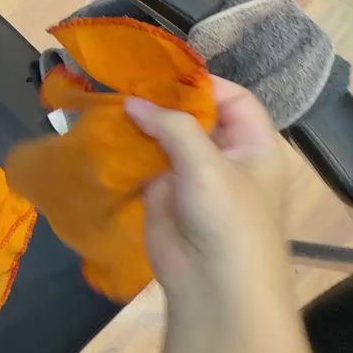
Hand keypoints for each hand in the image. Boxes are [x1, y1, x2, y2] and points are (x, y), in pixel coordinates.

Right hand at [125, 78, 291, 310]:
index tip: (158, 71)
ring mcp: (189, 172)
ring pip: (162, 135)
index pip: (233, 98)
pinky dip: (123, 145)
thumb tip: (133, 101)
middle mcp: (223, 154)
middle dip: (160, 98)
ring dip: (137, 121)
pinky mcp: (161, 189)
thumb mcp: (208, 166)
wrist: (212, 281)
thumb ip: (172, 127)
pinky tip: (99, 132)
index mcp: (253, 145)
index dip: (200, 82)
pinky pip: (141, 159)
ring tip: (103, 101)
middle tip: (121, 81)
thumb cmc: (229, 220)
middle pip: (193, 114)